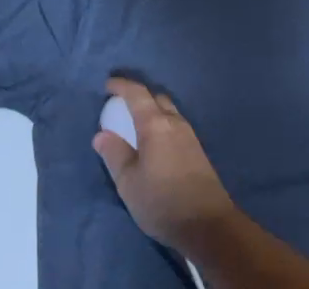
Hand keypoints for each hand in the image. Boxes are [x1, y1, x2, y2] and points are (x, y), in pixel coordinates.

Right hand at [92, 76, 237, 251]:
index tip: (108, 84)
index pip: (138, 94)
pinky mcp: (198, 151)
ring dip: (153, 110)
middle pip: (157, 98)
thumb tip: (101, 134)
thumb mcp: (129, 182)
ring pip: (169, 111)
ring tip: (137, 122)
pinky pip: (176, 125)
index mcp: (156, 125)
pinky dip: (163, 123)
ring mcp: (190, 136)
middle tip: (121, 103)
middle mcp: (175, 123)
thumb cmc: (162, 201)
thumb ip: (114, 154)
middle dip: (139, 96)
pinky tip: (157, 141)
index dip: (122, 85)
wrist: (207, 223)